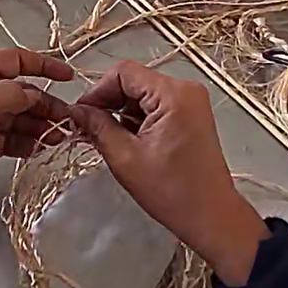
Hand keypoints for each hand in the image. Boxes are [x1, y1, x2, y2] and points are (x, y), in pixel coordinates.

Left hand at [0, 49, 74, 237]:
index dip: (43, 65)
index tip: (68, 77)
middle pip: (18, 91)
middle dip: (44, 103)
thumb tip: (33, 92)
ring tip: (57, 138)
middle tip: (67, 120)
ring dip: (38, 125)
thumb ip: (9, 94)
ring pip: (16, 115)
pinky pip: (8, 137)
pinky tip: (38, 149)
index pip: (13, 60)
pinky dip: (24, 141)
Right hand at [70, 61, 270, 285]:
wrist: (212, 215)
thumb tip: (75, 110)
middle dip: (108, 102)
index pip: (124, 72)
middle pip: (134, 80)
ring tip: (104, 138)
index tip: (81, 115)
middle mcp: (185, 88)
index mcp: (173, 94)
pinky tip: (125, 140)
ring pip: (144, 93)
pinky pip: (157, 104)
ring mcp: (191, 100)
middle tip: (87, 129)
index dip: (98, 91)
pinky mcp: (192, 113)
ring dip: (122, 112)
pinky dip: (137, 118)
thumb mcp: (126, 158)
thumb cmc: (171, 190)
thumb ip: (98, 127)